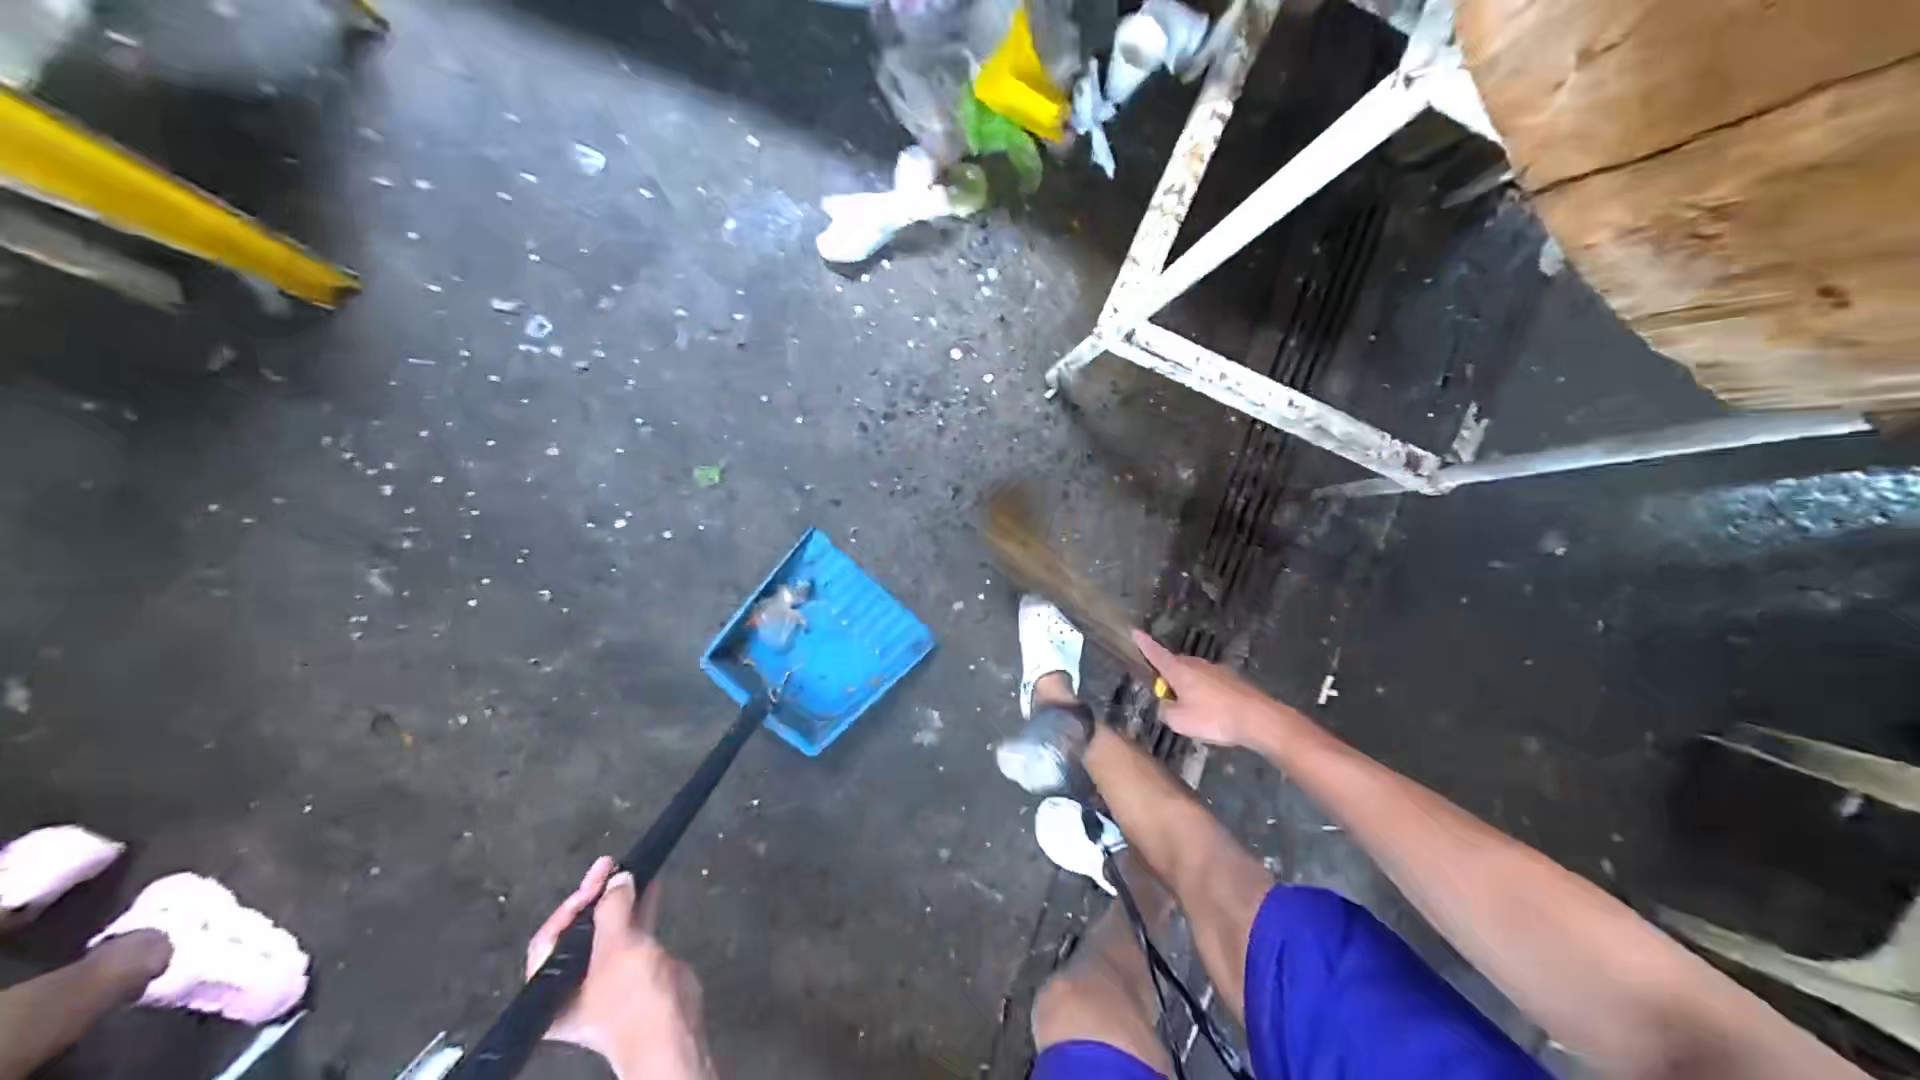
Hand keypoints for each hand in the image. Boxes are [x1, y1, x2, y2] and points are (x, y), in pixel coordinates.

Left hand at [527, 857, 715, 1079]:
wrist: (670, 1028)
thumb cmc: (630, 994)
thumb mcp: (615, 946)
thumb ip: (613, 908)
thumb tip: (619, 878)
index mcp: (552, 989)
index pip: (550, 938)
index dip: (571, 905)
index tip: (598, 878)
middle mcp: (573, 982)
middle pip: (579, 931)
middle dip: (596, 897)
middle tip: (611, 865)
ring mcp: (607, 974)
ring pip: (608, 928)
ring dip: (619, 898)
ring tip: (630, 867)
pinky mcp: (636, 967)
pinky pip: (633, 931)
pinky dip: (640, 907)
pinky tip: (650, 883)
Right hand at [1133, 631, 1296, 747]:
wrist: (1258, 718)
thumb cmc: (1213, 717)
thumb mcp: (1179, 721)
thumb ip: (1165, 710)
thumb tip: (1165, 704)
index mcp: (1179, 671)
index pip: (1156, 653)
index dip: (1144, 644)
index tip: (1134, 631)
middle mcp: (1196, 665)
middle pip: (1175, 664)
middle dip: (1167, 675)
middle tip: (1165, 695)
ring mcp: (1216, 670)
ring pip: (1193, 674)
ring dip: (1187, 685)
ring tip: (1190, 708)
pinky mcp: (1232, 680)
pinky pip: (1209, 682)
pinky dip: (1204, 692)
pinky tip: (1211, 711)